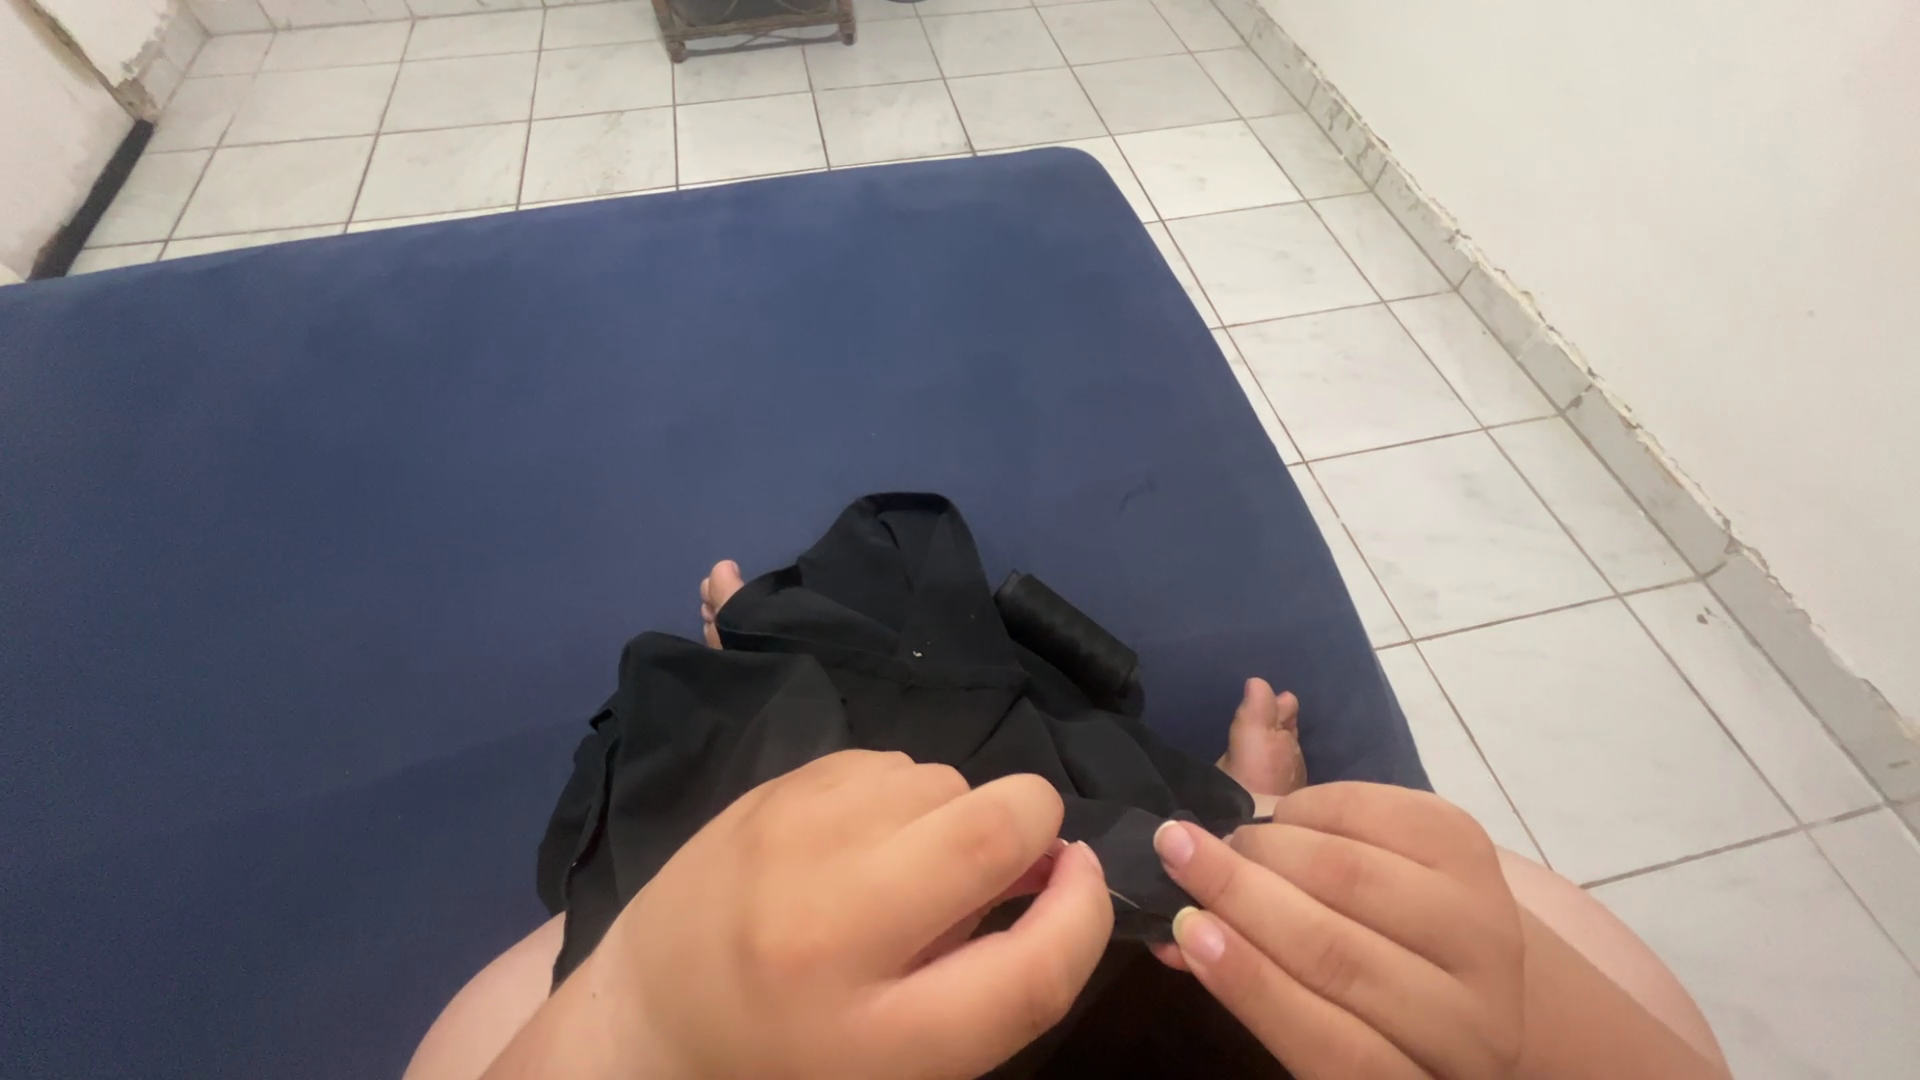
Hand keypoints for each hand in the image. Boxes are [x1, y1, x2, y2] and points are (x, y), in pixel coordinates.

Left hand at [587, 749, 1112, 1079]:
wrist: (646, 1018)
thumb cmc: (788, 1060)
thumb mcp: (901, 1058)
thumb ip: (989, 974)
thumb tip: (1050, 865)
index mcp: (874, 1038)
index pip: (1031, 971)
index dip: (1086, 916)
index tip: (1081, 878)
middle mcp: (833, 925)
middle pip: (991, 828)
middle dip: (1034, 820)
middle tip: (1015, 848)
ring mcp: (795, 835)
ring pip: (942, 778)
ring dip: (957, 812)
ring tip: (911, 857)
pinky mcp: (775, 786)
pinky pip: (890, 761)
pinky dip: (904, 794)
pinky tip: (862, 834)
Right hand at [1152, 782, 1523, 1078]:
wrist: (1457, 948)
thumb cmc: (1360, 986)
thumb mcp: (1308, 1007)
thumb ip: (1240, 973)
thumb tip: (1169, 936)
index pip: (1336, 1050)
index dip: (1253, 986)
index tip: (1185, 928)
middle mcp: (1476, 1020)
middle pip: (1341, 955)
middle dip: (1241, 891)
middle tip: (1174, 847)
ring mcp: (1485, 928)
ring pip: (1355, 878)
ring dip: (1271, 848)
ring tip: (1230, 841)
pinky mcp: (1471, 848)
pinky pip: (1375, 813)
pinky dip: (1312, 808)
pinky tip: (1288, 817)